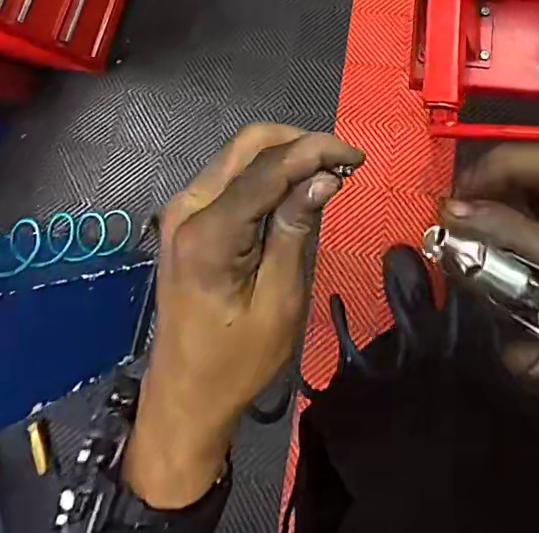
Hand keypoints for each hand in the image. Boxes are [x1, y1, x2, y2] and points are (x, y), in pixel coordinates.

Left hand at [124, 124, 364, 508]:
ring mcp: (182, 208)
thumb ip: (296, 230)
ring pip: (239, 153)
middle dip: (300, 142)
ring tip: (326, 173)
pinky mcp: (186, 215)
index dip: (315, 150)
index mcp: (208, 233)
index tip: (356, 155)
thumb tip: (325, 176)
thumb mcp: (279, 302)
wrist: (183, 396)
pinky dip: (268, 170)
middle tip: (341, 162)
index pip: (267, 168)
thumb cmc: (235, 360)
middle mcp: (187, 206)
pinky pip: (231, 174)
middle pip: (248, 144)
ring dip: (285, 153)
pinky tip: (296, 186)